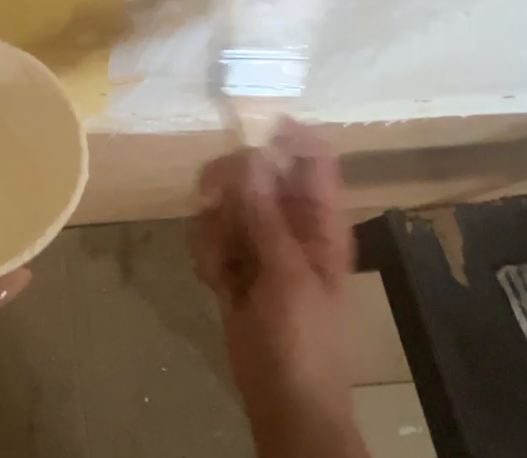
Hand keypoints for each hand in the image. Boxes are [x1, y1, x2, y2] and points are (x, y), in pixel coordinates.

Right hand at [192, 120, 368, 457]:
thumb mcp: (288, 276)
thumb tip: (247, 156)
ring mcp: (258, 242)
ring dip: (214, 227)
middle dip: (228, 185)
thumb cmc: (304, 342)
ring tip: (222, 264)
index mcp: (320, 221)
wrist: (284, 402)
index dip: (288, 134)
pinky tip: (217, 284)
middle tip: (212, 201)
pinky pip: (208, 235)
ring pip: (224, 201)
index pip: (312, 158)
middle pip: (254, 171)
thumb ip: (264, 216)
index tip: (251, 124)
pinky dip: (206, 254)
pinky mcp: (231, 262)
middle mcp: (288, 222)